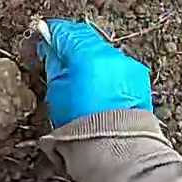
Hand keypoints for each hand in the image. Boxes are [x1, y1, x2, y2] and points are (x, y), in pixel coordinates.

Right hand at [38, 20, 152, 126]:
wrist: (116, 148)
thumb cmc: (83, 126)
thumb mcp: (58, 92)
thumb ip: (54, 64)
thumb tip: (51, 50)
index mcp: (88, 56)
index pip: (66, 32)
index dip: (53, 32)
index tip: (44, 35)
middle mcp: (111, 55)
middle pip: (85, 37)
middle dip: (71, 42)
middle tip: (57, 53)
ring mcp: (126, 65)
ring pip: (101, 50)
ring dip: (88, 56)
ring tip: (77, 72)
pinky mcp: (137, 76)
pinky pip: (116, 64)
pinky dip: (104, 68)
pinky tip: (95, 83)